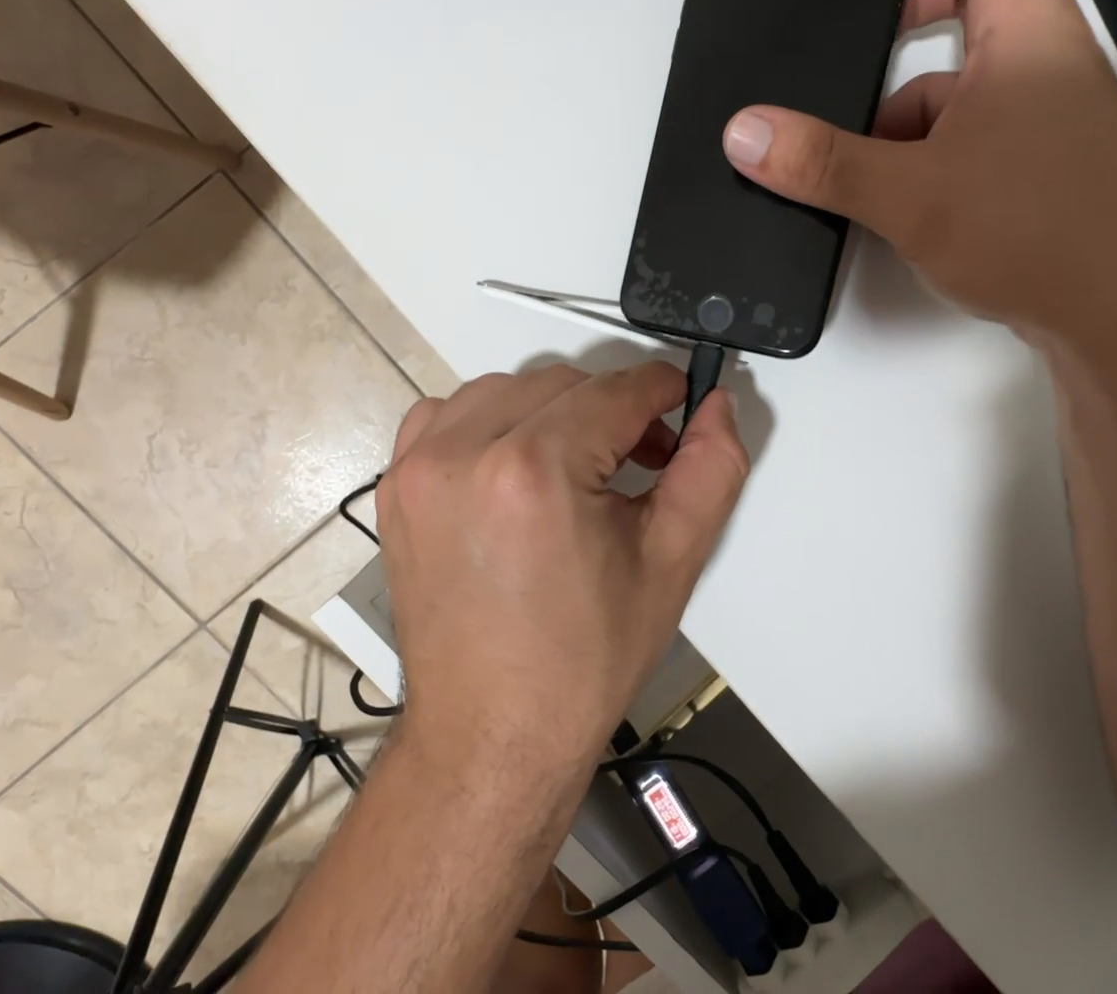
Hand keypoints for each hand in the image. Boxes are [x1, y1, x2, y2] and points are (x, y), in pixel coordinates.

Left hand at [374, 362, 749, 762]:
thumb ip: (711, 469)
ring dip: (553, 412)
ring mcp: (420, 472)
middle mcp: (464, 456)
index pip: (616, 389)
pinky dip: (490, 424)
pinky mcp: (398, 491)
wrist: (494, 733)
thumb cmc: (579, 665)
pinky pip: (447, 416)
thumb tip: (718, 410)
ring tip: (581, 469)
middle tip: (643, 460)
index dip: (662, 392)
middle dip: (613, 410)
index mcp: (534, 471)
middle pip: (564, 384)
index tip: (681, 403)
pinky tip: (519, 467)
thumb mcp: (672, 562)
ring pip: (506, 390)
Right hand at [720, 0, 1116, 336]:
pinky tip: (901, 199)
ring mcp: (1045, 114)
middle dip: (906, 15)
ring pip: (965, 78)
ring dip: (907, 108)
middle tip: (854, 44)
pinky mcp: (1038, 163)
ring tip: (864, 161)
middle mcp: (1044, 60)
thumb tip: (746, 134)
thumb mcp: (911, 195)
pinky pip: (974, 129)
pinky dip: (931, 150)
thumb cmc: (1041, 236)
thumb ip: (823, 163)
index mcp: (1028, 31)